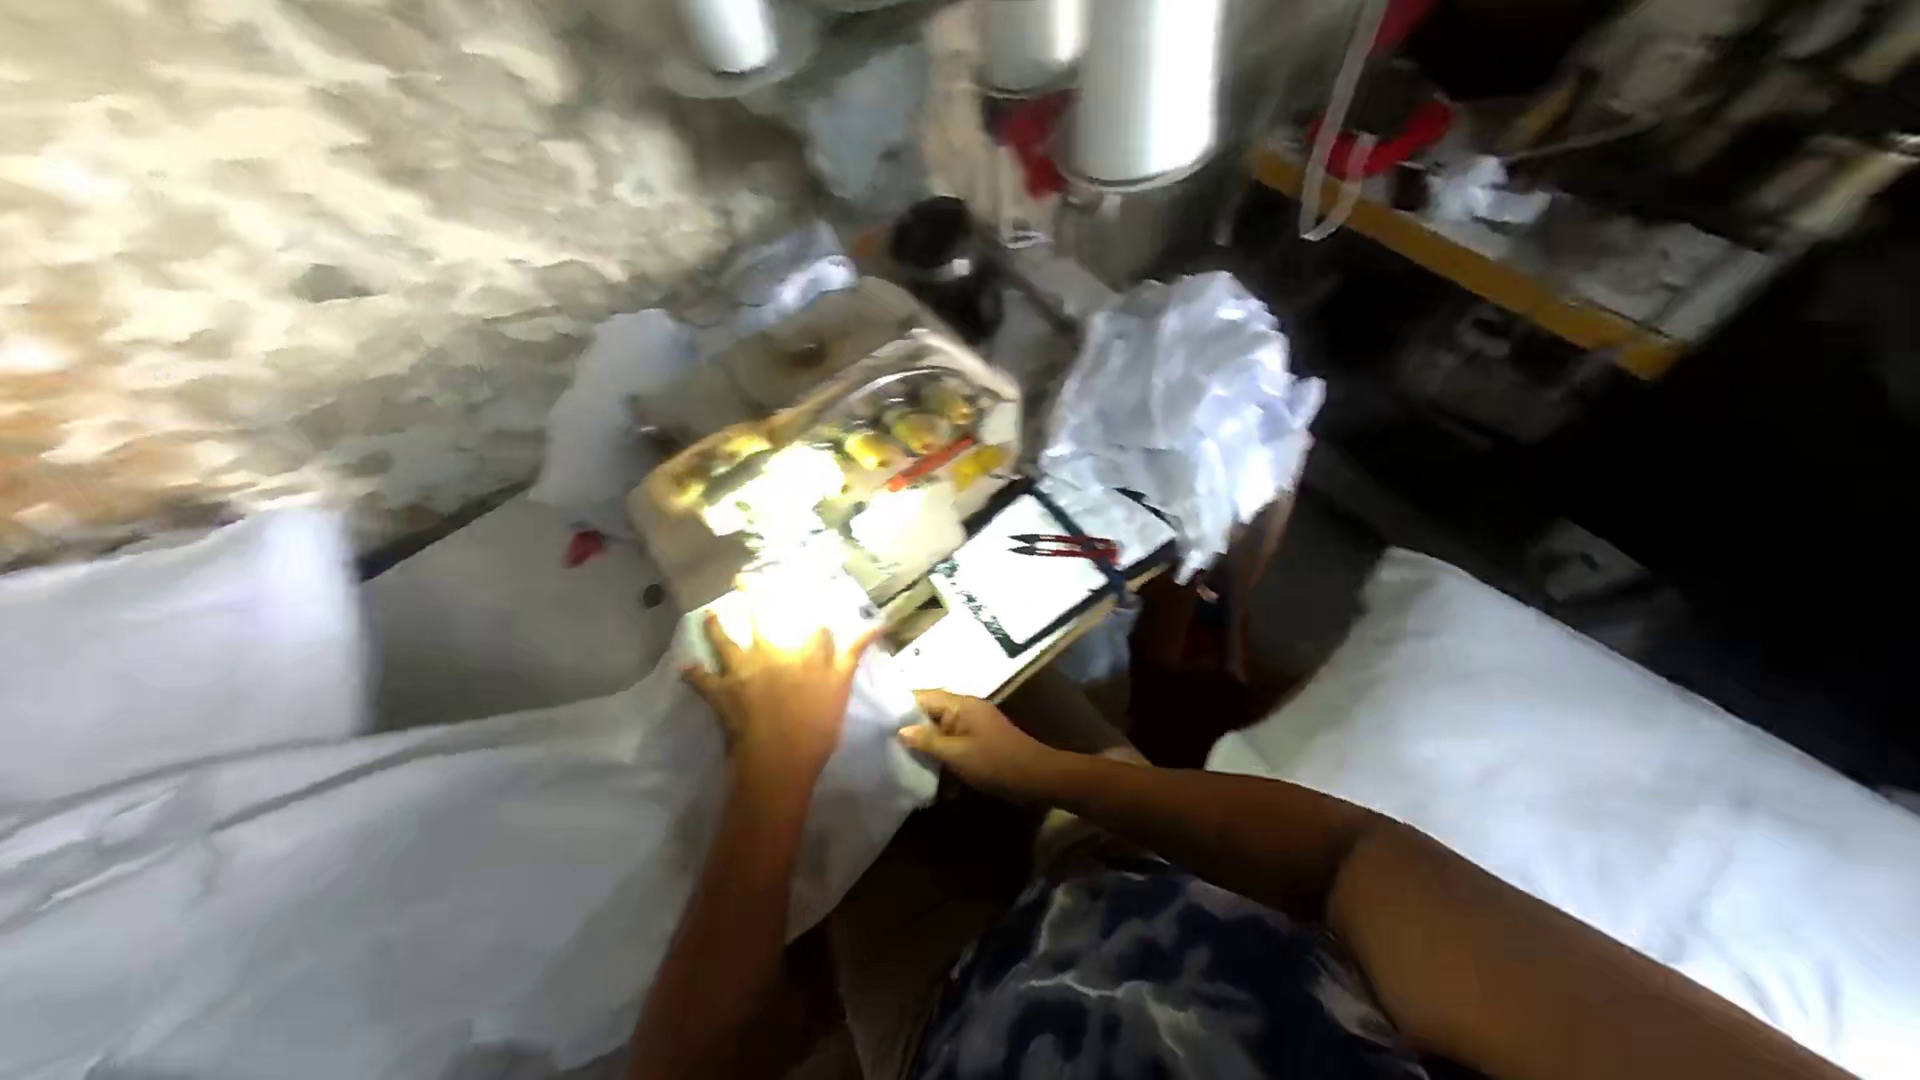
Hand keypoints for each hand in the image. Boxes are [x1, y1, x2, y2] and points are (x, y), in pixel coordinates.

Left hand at [681, 612, 876, 791]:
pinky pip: (702, 681)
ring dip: (715, 627)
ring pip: (725, 642)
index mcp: (804, 653)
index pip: (812, 627)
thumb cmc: (818, 727)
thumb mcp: (843, 688)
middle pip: (760, 620)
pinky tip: (684, 666)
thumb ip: (854, 653)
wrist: (779, 761)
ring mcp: (743, 672)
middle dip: (752, 598)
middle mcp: (771, 653)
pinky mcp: (721, 693)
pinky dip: (692, 674)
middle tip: (741, 580)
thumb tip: (878, 624)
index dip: (811, 619)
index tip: (807, 608)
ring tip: (709, 614)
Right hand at [900, 690, 1065, 802]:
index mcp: (960, 704)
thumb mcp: (956, 754)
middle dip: (911, 727)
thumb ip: (927, 740)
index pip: (923, 695)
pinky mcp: (979, 741)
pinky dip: (942, 755)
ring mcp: (973, 725)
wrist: (1036, 777)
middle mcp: (965, 709)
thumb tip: (901, 730)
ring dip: (926, 744)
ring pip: (940, 729)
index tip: (877, 719)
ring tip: (901, 758)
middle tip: (884, 742)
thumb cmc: (995, 762)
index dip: (900, 705)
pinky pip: (953, 742)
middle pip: (930, 712)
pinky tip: (929, 772)